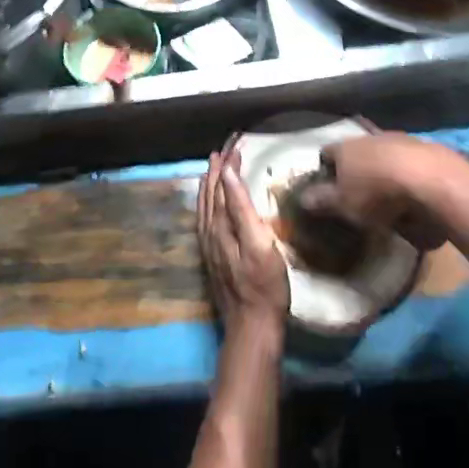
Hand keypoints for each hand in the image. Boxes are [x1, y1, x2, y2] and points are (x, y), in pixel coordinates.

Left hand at [197, 152, 289, 329]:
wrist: (251, 326)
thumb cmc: (263, 285)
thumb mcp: (259, 244)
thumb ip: (241, 208)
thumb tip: (227, 172)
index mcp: (219, 224)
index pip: (220, 183)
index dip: (227, 162)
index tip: (236, 141)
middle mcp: (208, 230)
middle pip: (209, 190)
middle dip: (217, 167)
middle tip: (226, 146)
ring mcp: (208, 243)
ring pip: (205, 203)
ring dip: (211, 181)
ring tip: (215, 165)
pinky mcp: (213, 254)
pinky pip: (206, 215)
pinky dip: (209, 200)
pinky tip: (214, 201)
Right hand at [305, 133, 468, 249]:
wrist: (432, 180)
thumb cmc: (378, 193)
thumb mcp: (343, 204)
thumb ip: (322, 200)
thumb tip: (302, 198)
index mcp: (345, 147)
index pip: (326, 152)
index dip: (325, 167)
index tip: (327, 184)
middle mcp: (369, 137)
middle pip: (357, 151)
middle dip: (357, 168)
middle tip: (359, 193)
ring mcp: (400, 139)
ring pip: (385, 154)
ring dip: (384, 170)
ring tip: (389, 196)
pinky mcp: (427, 148)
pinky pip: (410, 162)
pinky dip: (408, 174)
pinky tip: (414, 193)